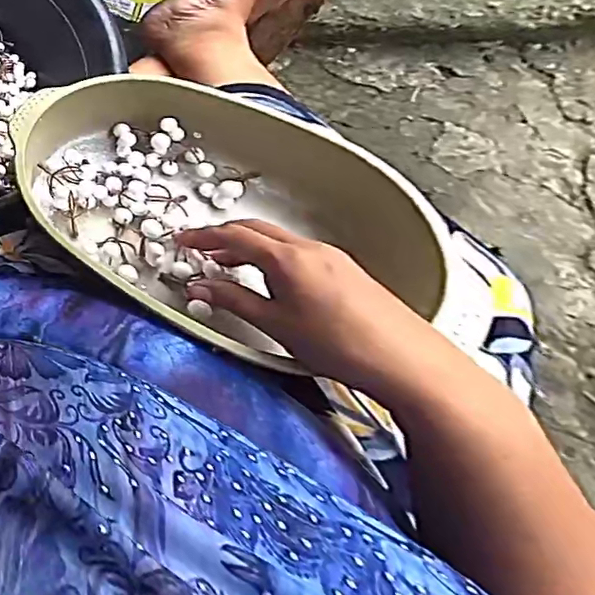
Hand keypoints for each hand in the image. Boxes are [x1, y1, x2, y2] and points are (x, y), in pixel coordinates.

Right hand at [175, 220, 468, 400]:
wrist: (412, 365)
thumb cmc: (345, 346)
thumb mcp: (275, 324)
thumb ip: (232, 300)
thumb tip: (201, 288)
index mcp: (287, 258)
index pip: (232, 235)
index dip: (202, 236)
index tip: (183, 240)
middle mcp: (310, 250)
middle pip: (254, 229)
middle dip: (222, 236)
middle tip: (199, 247)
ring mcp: (332, 258)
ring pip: (276, 240)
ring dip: (246, 246)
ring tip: (227, 264)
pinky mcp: (346, 270)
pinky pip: (296, 251)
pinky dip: (271, 256)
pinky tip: (267, 276)